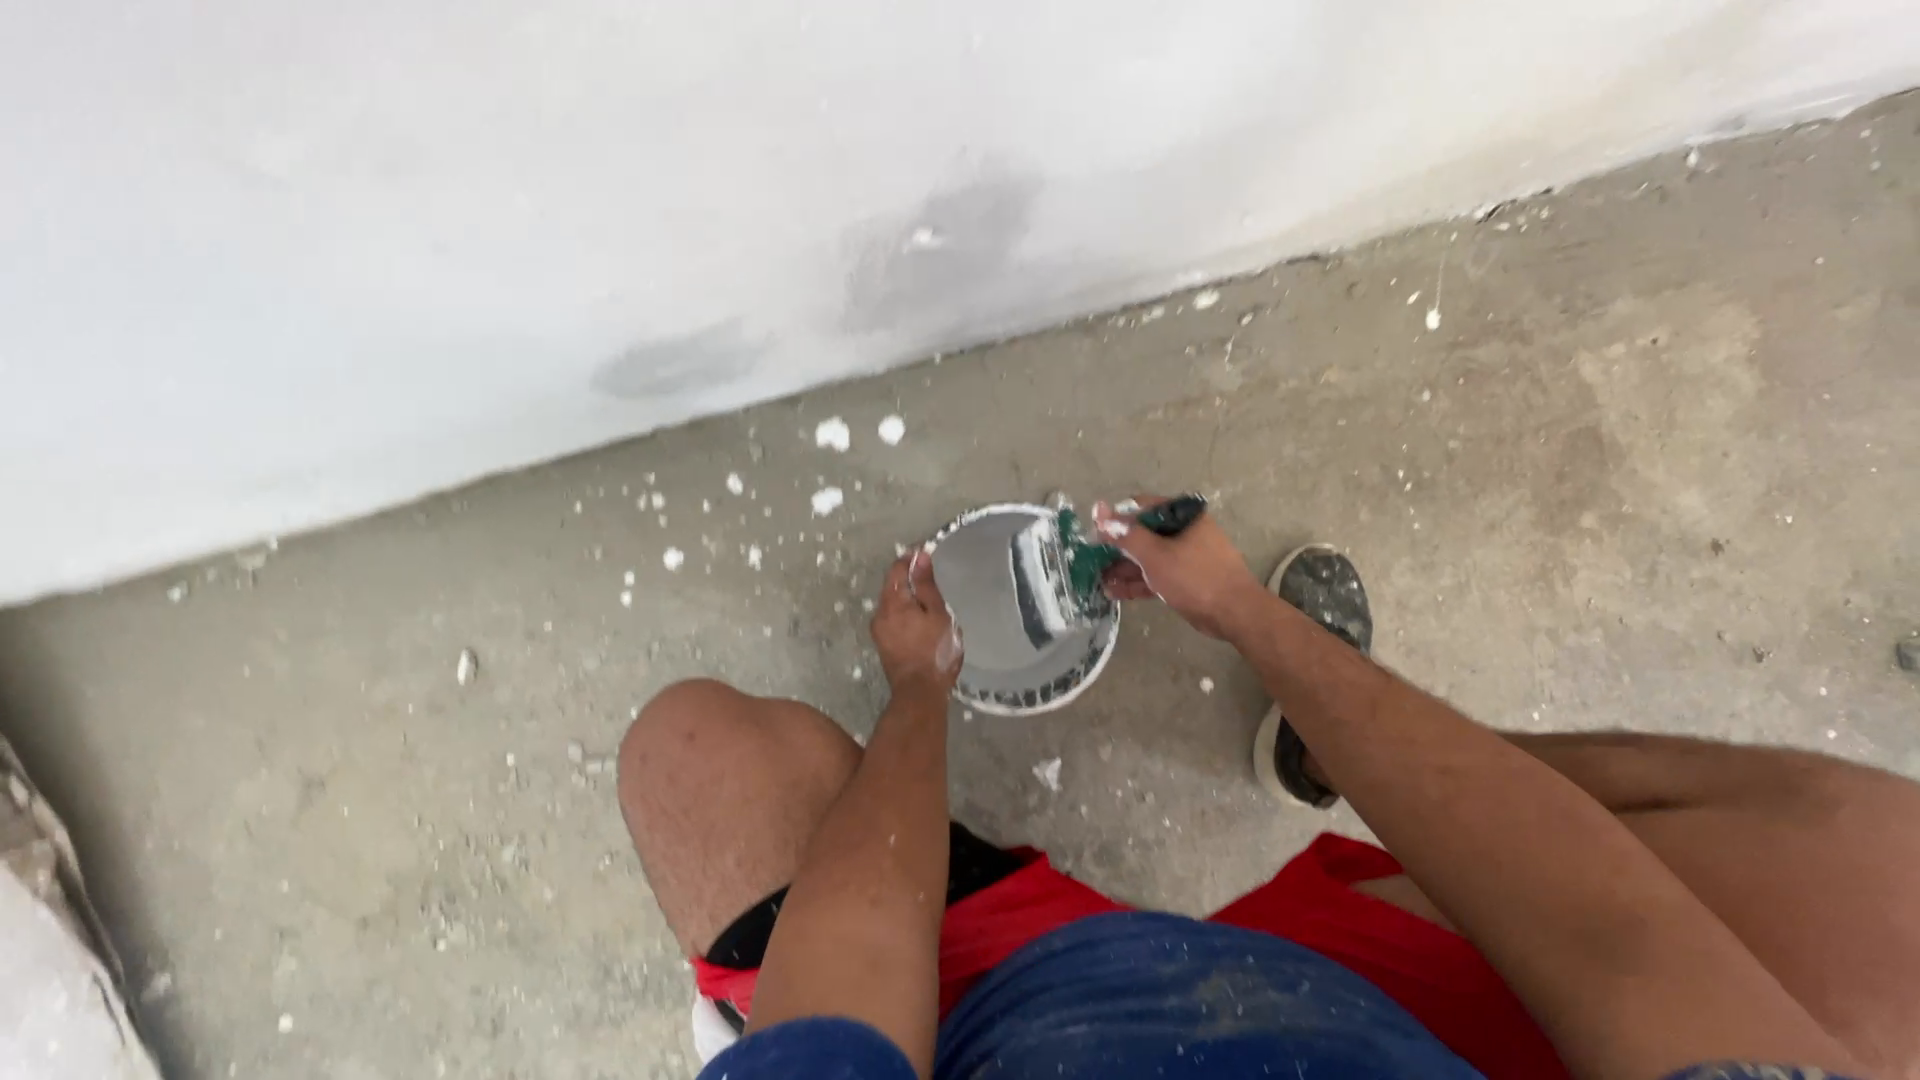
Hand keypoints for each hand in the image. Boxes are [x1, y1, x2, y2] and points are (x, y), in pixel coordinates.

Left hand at [871, 550, 963, 698]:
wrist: (919, 692)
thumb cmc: (935, 650)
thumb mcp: (938, 614)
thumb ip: (927, 585)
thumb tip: (920, 556)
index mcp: (893, 602)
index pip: (897, 569)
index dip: (910, 559)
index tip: (925, 553)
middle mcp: (880, 612)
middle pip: (892, 586)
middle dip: (908, 577)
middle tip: (930, 575)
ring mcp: (879, 630)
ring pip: (891, 603)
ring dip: (906, 596)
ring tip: (928, 597)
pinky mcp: (883, 643)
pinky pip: (892, 618)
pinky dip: (904, 611)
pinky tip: (919, 618)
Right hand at [1095, 496, 1260, 638]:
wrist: (1234, 613)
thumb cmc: (1195, 577)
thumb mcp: (1156, 555)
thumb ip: (1126, 534)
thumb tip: (1100, 511)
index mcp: (1182, 516)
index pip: (1141, 507)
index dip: (1116, 519)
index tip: (1095, 534)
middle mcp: (1183, 532)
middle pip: (1143, 534)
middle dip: (1116, 549)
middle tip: (1092, 561)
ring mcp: (1185, 556)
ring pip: (1147, 558)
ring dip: (1123, 569)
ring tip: (1098, 581)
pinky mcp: (1185, 579)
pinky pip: (1156, 575)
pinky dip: (1137, 582)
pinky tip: (1114, 592)